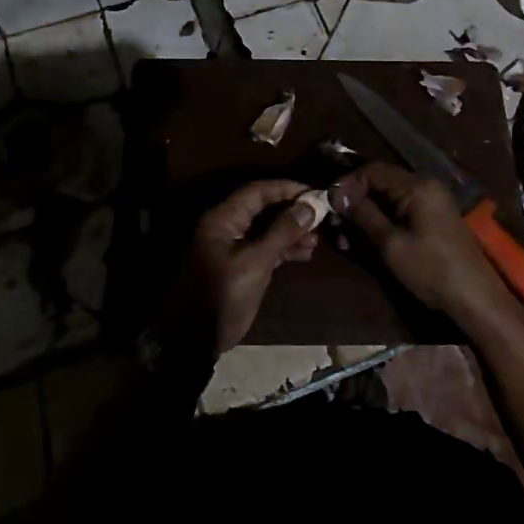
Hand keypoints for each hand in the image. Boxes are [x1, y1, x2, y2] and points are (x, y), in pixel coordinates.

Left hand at [177, 180, 319, 351]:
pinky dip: (285, 249)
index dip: (286, 189)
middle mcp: (228, 227)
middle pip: (264, 208)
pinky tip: (306, 253)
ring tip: (317, 238)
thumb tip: (308, 206)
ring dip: (292, 231)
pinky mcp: (244, 264)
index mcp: (223, 219)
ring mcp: (236, 246)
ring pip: (268, 229)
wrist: (202, 335)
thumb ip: (281, 232)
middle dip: (292, 211)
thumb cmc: (224, 293)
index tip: (314, 192)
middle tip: (321, 215)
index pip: (257, 192)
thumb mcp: (255, 261)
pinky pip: (267, 248)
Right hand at [331, 162, 506, 321]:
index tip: (328, 204)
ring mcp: (433, 202)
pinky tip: (366, 238)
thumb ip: (364, 215)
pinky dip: (382, 220)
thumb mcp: (391, 243)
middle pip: (381, 182)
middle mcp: (427, 186)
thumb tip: (337, 195)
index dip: (347, 184)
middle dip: (355, 200)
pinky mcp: (434, 218)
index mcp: (418, 186)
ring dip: (366, 213)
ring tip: (346, 236)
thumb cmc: (431, 269)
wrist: (475, 298)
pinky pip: (401, 210)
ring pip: (388, 198)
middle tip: (335, 222)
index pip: (373, 170)